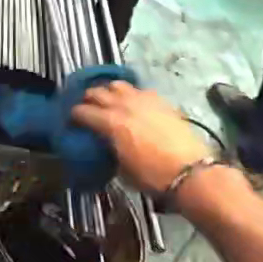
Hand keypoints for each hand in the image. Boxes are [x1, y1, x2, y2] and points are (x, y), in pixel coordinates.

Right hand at [69, 81, 214, 194]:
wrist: (191, 173)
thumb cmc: (153, 177)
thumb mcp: (121, 168)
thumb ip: (108, 148)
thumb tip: (104, 143)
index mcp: (110, 122)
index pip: (82, 111)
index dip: (73, 116)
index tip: (71, 122)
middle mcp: (124, 105)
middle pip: (97, 92)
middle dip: (87, 99)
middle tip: (86, 108)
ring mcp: (143, 99)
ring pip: (117, 85)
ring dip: (108, 91)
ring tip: (108, 101)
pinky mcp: (160, 101)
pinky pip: (139, 90)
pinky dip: (130, 94)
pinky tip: (133, 103)